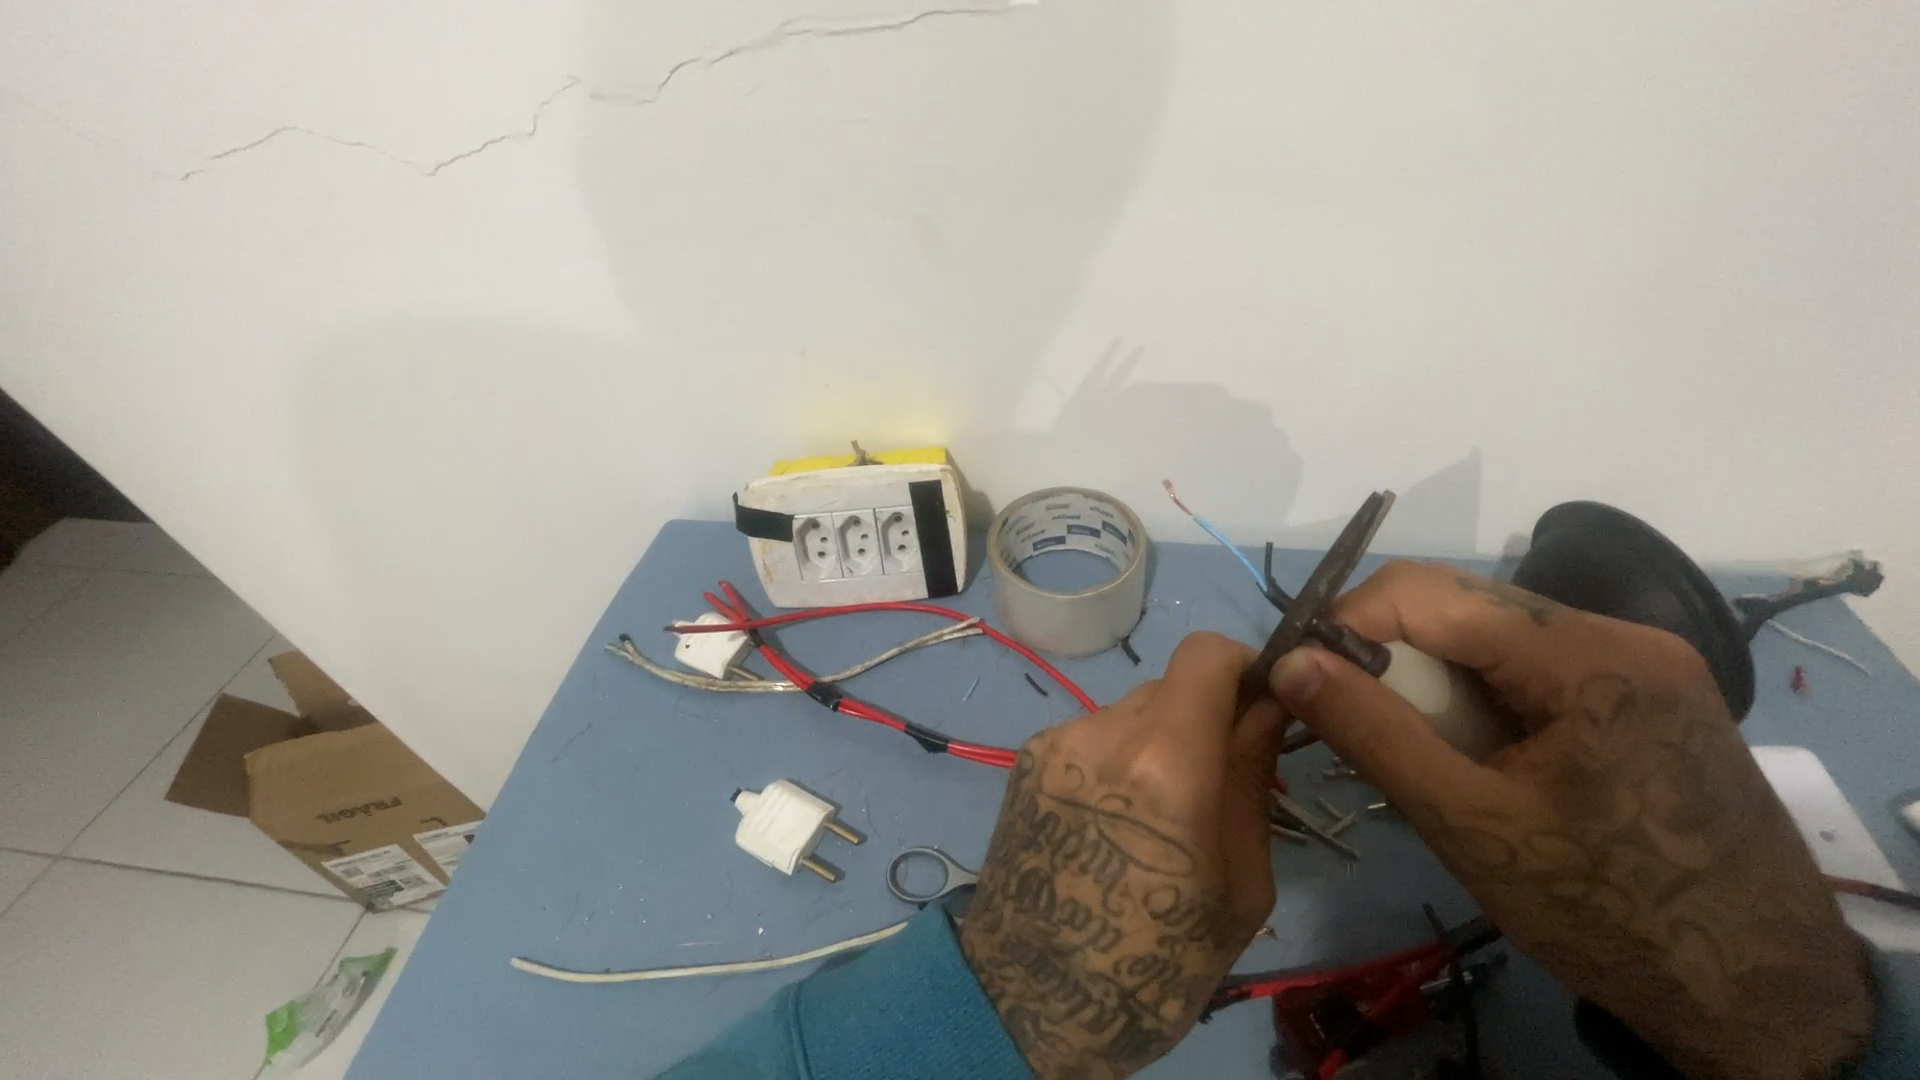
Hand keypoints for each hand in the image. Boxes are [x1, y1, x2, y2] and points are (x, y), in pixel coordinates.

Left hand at [958, 632, 1283, 1079]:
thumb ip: (1249, 776)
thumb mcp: (1240, 883)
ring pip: (1132, 710)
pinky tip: (1112, 820)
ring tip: (1155, 815)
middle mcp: (1101, 731)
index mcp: (1163, 763)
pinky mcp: (1027, 758)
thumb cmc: (1158, 961)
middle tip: (1216, 780)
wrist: (1029, 995)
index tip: (1261, 705)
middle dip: (1205, 716)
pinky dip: (1118, 758)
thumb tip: (1268, 704)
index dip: (1243, 666)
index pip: (1206, 653)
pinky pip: (1094, 735)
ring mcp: (1056, 741)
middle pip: (1172, 684)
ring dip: (1159, 739)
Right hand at [1269, 561, 1872, 1079]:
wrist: (1762, 996)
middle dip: (1386, 653)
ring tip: (1417, 747)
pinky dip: (1471, 693)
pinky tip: (1471, 750)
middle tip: (1351, 721)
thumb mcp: (1468, 824)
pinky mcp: (1638, 690)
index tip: (1300, 680)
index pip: (1424, 591)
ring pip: (1484, 632)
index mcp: (1587, 657)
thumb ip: (1371, 732)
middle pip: (1456, 605)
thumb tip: (1285, 662)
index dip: (1344, 622)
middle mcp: (1618, 635)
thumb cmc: (1607, 915)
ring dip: (1427, 676)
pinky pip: (1522, 661)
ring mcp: (1637, 660)